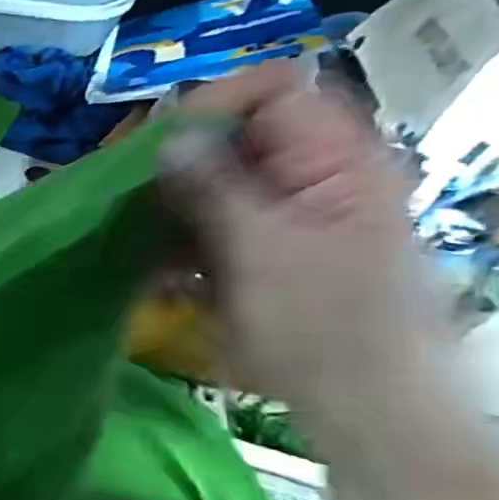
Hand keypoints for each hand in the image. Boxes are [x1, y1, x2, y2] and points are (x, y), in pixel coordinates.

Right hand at [154, 61, 440, 405]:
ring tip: (141, 242)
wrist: (365, 409)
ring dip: (175, 210)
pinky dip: (186, 243)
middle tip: (133, 195)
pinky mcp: (267, 255)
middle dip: (180, 163)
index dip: (215, 104)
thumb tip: (169, 135)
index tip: (159, 145)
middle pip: (238, 138)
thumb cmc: (324, 326)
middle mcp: (313, 177)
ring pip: (219, 188)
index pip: (273, 90)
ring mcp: (289, 219)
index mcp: (334, 158)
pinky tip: (163, 274)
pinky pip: (218, 229)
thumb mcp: (261, 248)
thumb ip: (213, 184)